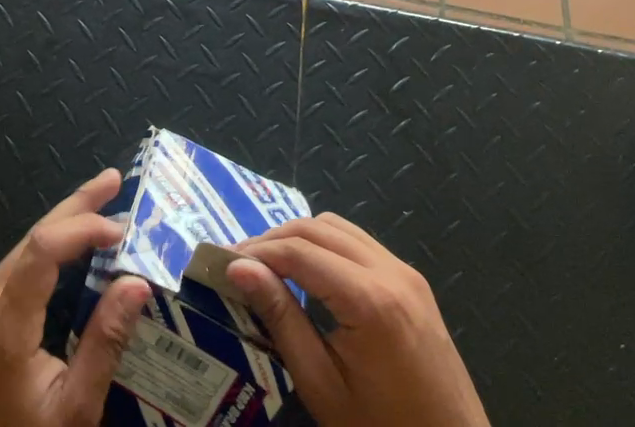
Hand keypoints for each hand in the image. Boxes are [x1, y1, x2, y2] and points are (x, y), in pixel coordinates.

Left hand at [0, 168, 151, 426]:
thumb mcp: (74, 409)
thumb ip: (104, 343)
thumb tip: (137, 282)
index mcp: (3, 327)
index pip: (41, 250)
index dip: (82, 227)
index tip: (122, 228)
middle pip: (28, 241)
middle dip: (73, 207)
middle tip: (113, 180)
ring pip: (18, 254)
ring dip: (60, 228)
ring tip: (100, 205)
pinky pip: (12, 275)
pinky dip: (45, 255)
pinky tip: (70, 250)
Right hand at [226, 213, 488, 426]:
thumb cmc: (380, 426)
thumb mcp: (321, 382)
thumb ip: (281, 318)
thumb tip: (238, 268)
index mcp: (369, 300)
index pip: (298, 251)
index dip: (256, 252)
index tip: (220, 262)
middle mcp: (391, 272)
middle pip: (318, 228)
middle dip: (273, 239)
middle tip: (238, 264)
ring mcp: (406, 273)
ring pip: (339, 227)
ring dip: (300, 237)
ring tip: (268, 265)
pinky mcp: (413, 281)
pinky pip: (360, 243)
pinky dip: (326, 245)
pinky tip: (307, 272)